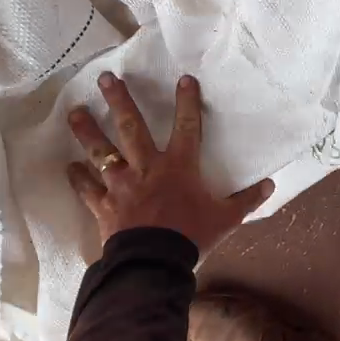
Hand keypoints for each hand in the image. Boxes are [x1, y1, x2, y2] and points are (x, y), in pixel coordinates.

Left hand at [66, 72, 274, 252]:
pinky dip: (78, 178)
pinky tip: (68, 166)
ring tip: (75, 111)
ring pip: (101, 151)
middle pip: (131, 127)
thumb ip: (247, 200)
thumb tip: (270, 186)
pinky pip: (87, 188)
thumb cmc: (192, 235)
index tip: (184, 79)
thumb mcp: (227, 219)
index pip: (187, 126)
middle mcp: (147, 167)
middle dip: (119, 101)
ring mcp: (121, 185)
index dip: (187, 102)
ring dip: (87, 130)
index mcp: (180, 166)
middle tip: (106, 78)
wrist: (155, 262)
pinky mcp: (104, 205)